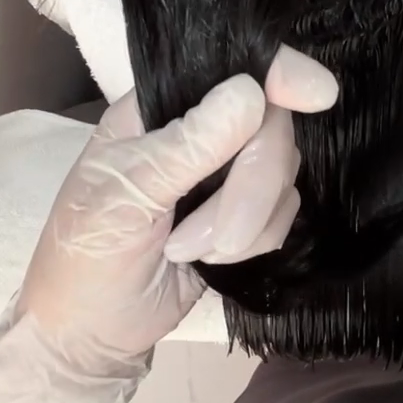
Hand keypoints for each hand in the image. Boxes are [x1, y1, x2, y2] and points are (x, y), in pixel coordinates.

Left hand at [0, 47, 337, 402]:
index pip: (227, 68)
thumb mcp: (124, 197)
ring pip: (284, 171)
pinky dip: (255, 240)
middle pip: (270, 125)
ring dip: (244, 222)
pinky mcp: (248, 213)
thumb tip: (252, 92)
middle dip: (251, 187)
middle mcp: (201, 130)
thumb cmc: (85, 255)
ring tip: (186, 250)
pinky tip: (210, 260)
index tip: (316, 93)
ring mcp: (226, 173)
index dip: (277, 73)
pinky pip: (285, 210)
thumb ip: (187, 146)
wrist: (93, 334)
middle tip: (218, 238)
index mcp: (160, 107)